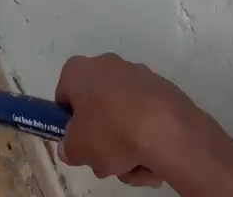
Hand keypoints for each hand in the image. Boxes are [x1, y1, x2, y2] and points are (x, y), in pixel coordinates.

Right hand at [54, 53, 200, 186]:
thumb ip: (67, 147)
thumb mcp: (77, 149)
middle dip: (102, 138)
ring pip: (123, 116)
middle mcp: (106, 65)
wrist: (166, 129)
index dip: (69, 121)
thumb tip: (70, 146)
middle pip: (97, 108)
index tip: (79, 142)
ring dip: (126, 144)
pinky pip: (146, 117)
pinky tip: (153, 159)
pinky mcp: (161, 90)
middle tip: (106, 161)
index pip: (65, 93)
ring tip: (134, 167)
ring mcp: (136, 75)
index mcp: (79, 71)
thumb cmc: (111, 131)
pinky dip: (147, 138)